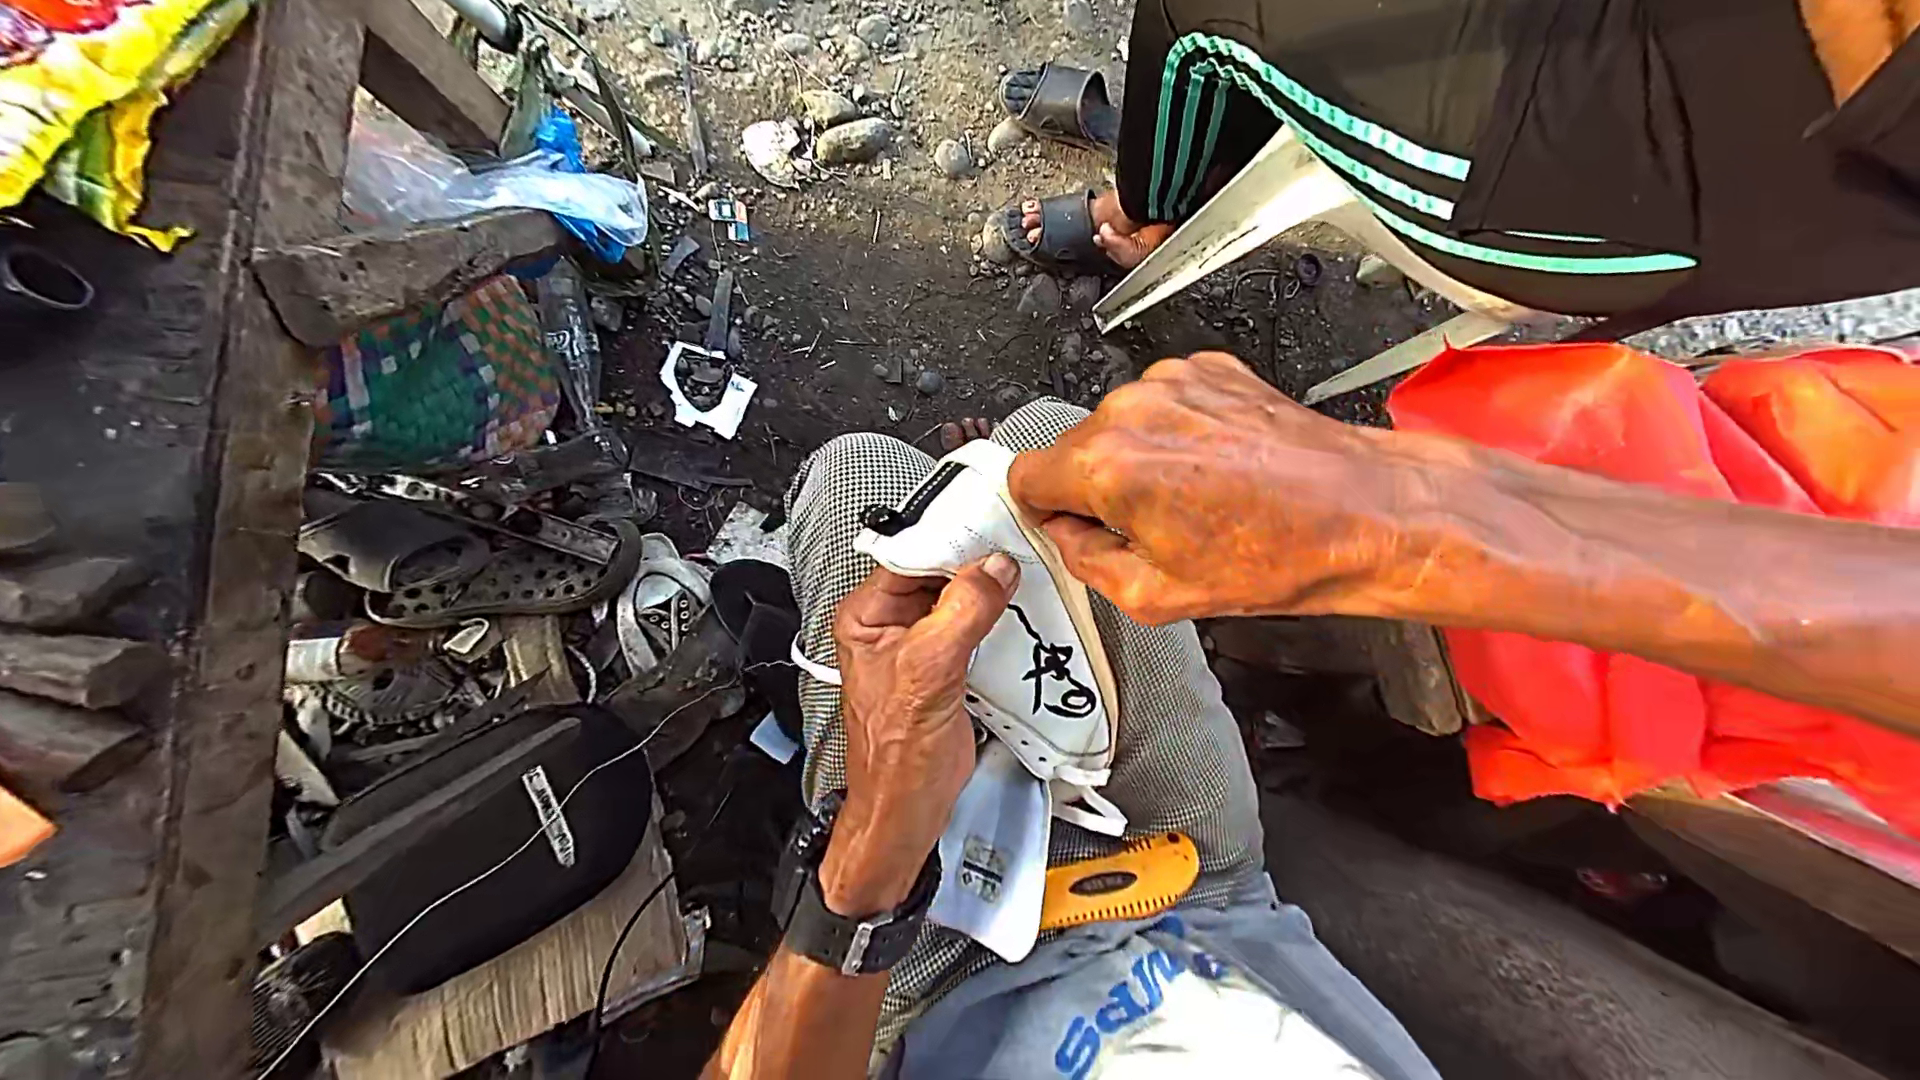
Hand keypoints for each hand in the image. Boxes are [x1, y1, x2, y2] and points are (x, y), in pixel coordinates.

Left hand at [818, 556, 1018, 913]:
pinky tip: (1015, 611)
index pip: (909, 557)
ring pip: (958, 598)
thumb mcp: (927, 671)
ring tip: (1017, 577)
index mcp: (867, 616)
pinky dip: (995, 617)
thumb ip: (962, 613)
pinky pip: (974, 624)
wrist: (910, 808)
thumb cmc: (894, 757)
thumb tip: (993, 569)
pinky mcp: (948, 661)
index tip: (987, 532)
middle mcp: (891, 624)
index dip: (949, 543)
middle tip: (1011, 553)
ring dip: (988, 591)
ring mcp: (921, 643)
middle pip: (937, 574)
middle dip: (974, 565)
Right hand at [1008, 351, 1461, 623]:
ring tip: (1185, 493)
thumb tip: (1064, 533)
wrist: (1361, 512)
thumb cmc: (1276, 553)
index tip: (1064, 520)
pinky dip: (1166, 433)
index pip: (1024, 475)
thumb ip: (1082, 560)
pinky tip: (1206, 465)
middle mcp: (1130, 412)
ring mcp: (1170, 383)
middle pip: (1067, 450)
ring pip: (1111, 427)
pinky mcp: (1203, 369)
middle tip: (1140, 521)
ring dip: (1130, 459)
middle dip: (1089, 487)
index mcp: (1109, 468)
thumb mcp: (1153, 594)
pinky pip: (1154, 405)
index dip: (1041, 507)